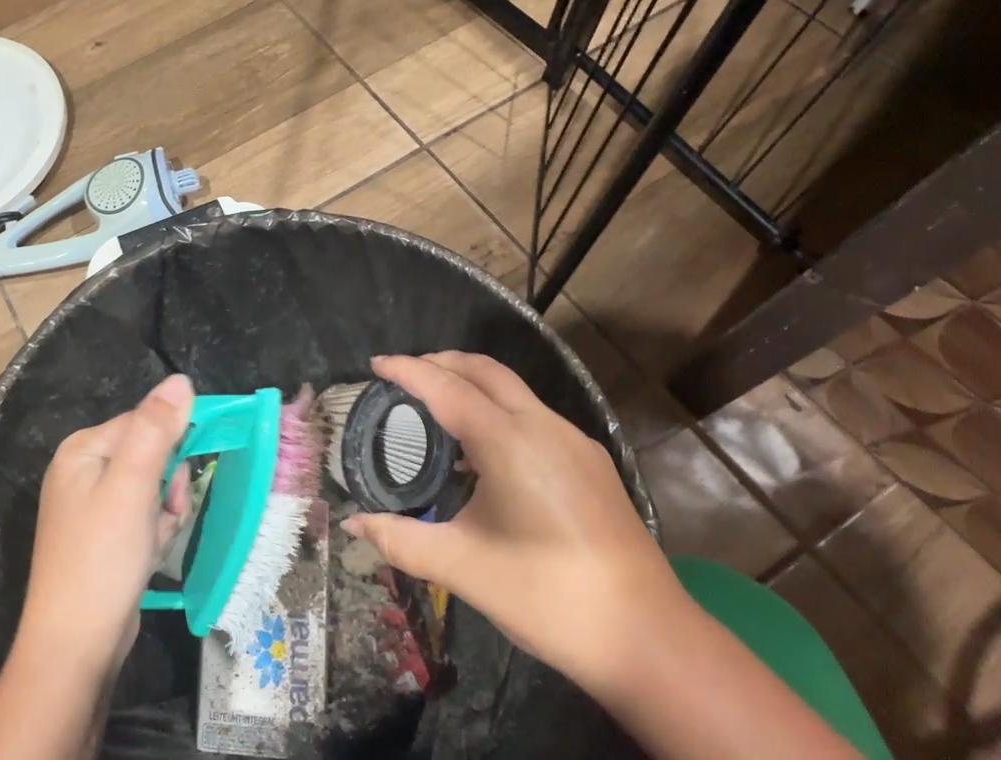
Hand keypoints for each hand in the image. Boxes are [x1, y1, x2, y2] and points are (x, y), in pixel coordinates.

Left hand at [17, 374, 193, 677]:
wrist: (77, 642)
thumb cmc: (102, 557)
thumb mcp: (133, 486)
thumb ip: (156, 430)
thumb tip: (181, 380)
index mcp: (84, 449)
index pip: (144, 421)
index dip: (172, 446)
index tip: (180, 480)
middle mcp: (84, 470)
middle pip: (152, 453)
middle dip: (170, 483)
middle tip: (165, 513)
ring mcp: (94, 506)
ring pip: (156, 487)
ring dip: (167, 510)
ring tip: (155, 539)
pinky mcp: (106, 536)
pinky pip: (146, 516)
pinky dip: (157, 531)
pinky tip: (150, 554)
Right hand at [342, 353, 685, 693]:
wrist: (646, 636)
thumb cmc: (546, 597)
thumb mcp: (462, 568)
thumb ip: (402, 540)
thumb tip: (354, 525)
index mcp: (509, 443)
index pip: (447, 389)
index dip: (408, 371)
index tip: (377, 364)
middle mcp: (544, 428)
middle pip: (486, 371)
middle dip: (442, 363)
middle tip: (404, 375)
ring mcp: (575, 443)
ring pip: (515, 391)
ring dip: (473, 385)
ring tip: (436, 409)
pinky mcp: (592, 465)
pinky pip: (535, 417)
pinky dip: (499, 411)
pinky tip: (483, 454)